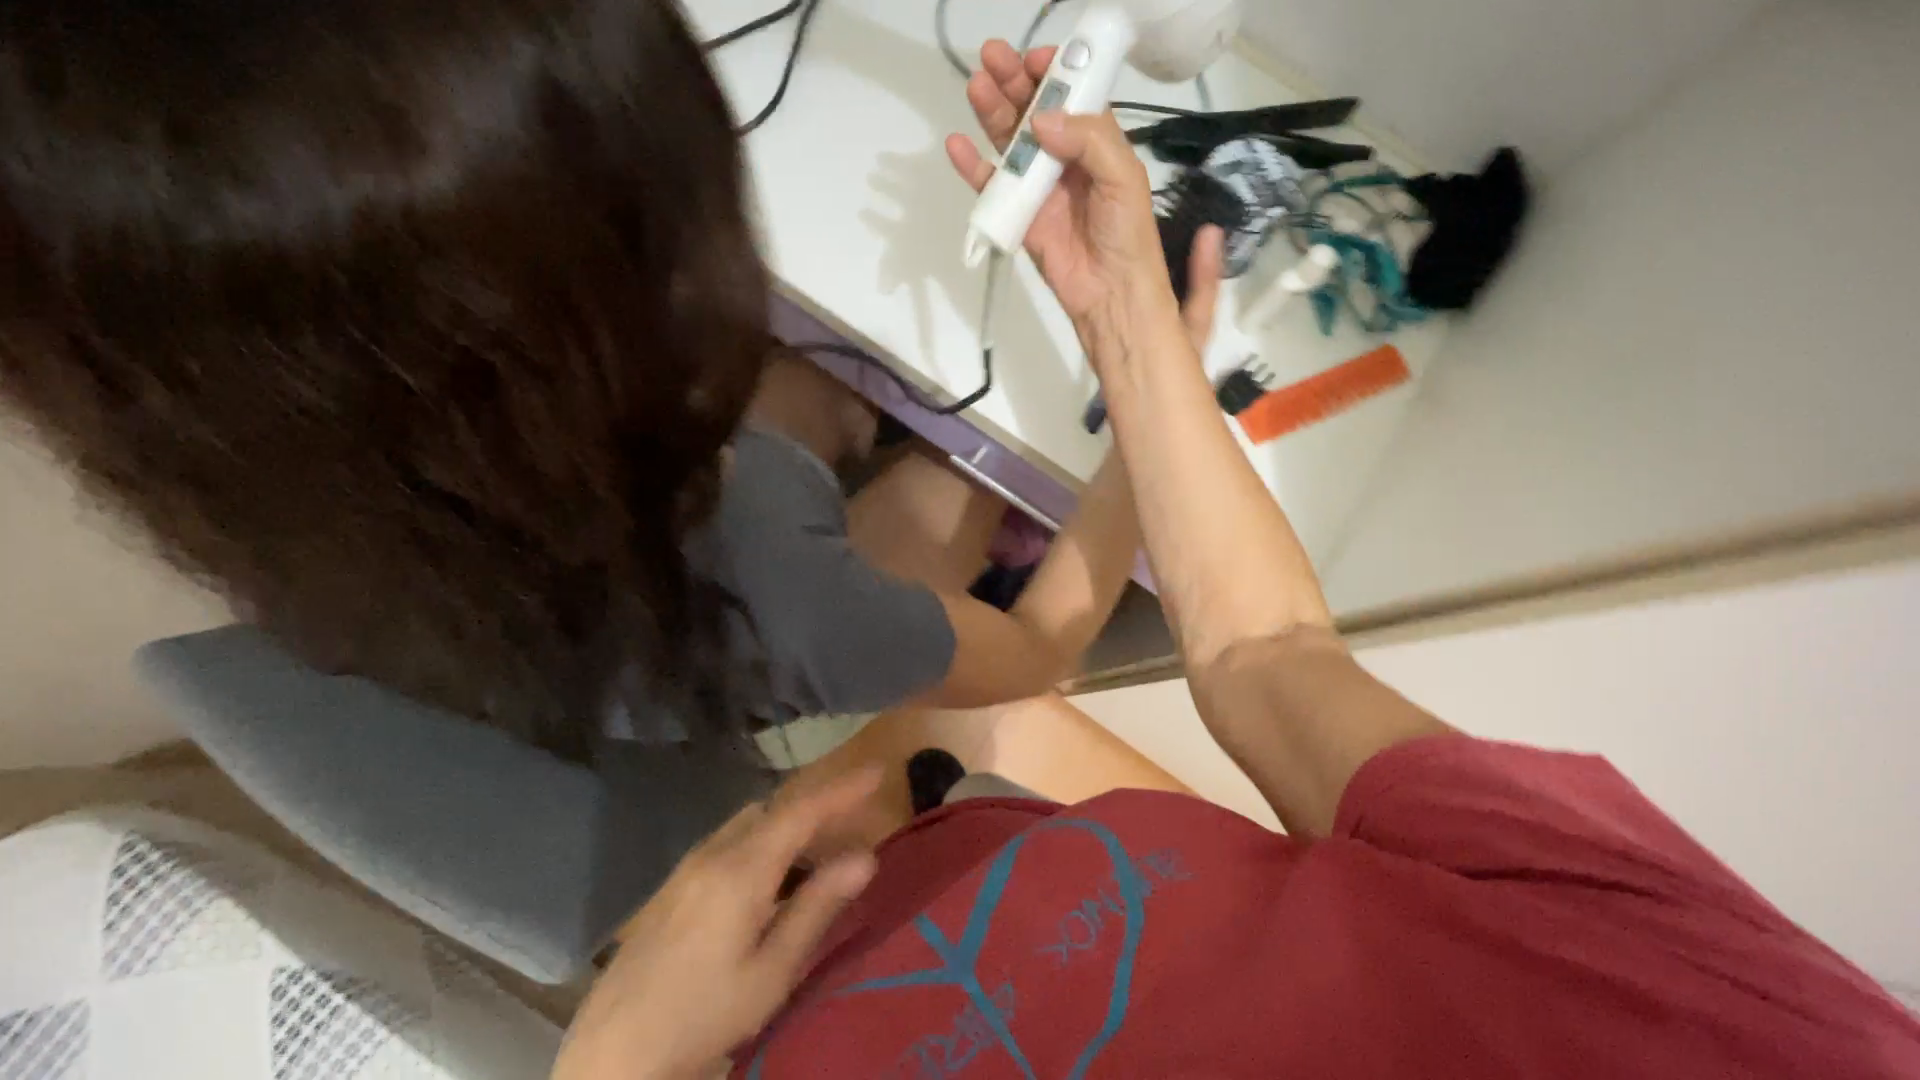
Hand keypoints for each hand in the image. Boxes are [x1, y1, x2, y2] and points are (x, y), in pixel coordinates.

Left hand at [551, 771, 881, 1079]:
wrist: (613, 1054)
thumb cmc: (704, 1015)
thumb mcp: (772, 971)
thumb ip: (817, 907)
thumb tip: (865, 858)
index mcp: (740, 870)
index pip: (800, 812)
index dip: (841, 790)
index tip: (877, 771)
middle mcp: (711, 855)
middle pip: (771, 811)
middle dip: (815, 810)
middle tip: (852, 832)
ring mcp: (685, 870)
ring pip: (746, 827)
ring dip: (785, 830)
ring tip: (816, 864)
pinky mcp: (670, 889)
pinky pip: (725, 846)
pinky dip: (759, 847)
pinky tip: (768, 889)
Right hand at [946, 41, 1179, 340]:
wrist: (1111, 292)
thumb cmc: (1127, 233)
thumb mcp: (1123, 177)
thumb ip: (1090, 140)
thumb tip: (1041, 120)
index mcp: (1097, 143)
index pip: (1071, 99)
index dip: (1054, 76)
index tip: (1036, 60)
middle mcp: (1066, 159)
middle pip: (1034, 114)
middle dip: (1014, 84)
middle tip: (993, 59)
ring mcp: (1039, 187)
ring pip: (1010, 142)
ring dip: (992, 113)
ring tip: (977, 86)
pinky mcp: (1019, 215)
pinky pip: (992, 186)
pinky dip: (973, 167)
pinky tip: (958, 145)